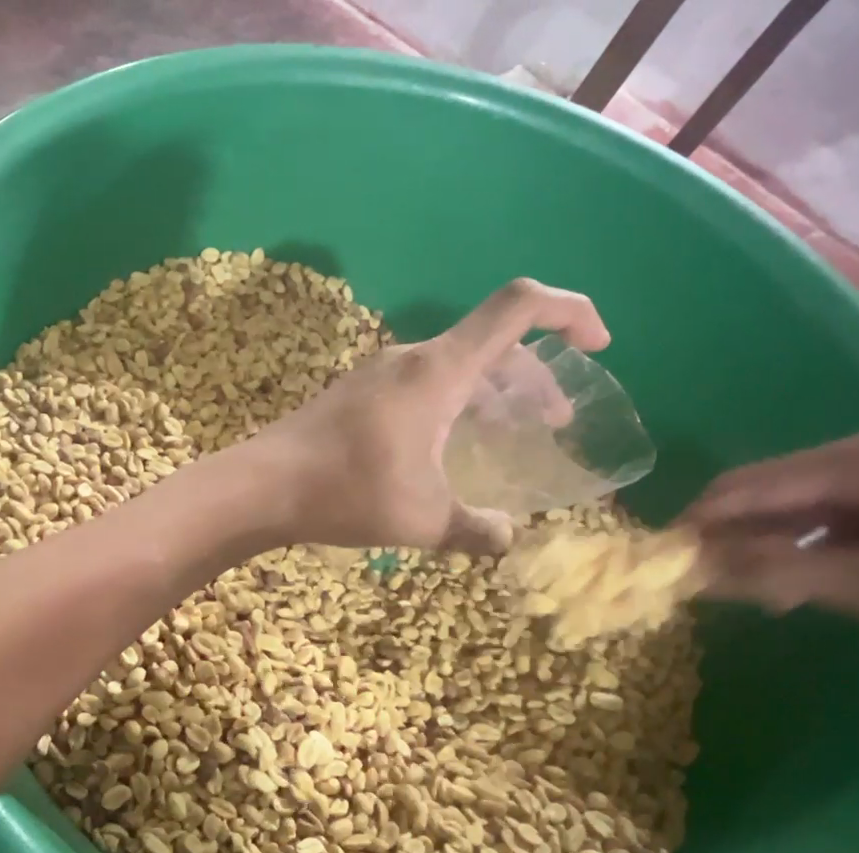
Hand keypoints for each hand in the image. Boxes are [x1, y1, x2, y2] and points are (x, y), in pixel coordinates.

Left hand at [237, 278, 610, 552]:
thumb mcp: (425, 518)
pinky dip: (453, 404)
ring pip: (454, 368)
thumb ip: (477, 529)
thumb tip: (508, 540)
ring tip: (512, 435)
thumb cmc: (346, 492)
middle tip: (556, 422)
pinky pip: (420, 386)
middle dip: (535, 377)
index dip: (571, 311)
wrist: (259, 487)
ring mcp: (376, 375)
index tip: (599, 345)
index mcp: (440, 370)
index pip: (520, 306)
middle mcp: (410, 360)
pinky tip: (449, 448)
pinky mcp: (353, 396)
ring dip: (492, 393)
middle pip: (491, 345)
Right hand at [680, 422, 858, 658]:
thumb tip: (691, 566)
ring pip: (797, 506)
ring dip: (764, 548)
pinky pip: (833, 517)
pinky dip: (805, 550)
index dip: (695, 526)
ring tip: (747, 596)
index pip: (746, 486)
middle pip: (768, 491)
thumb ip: (793, 573)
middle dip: (728, 539)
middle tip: (700, 592)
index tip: (653, 569)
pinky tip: (801, 585)